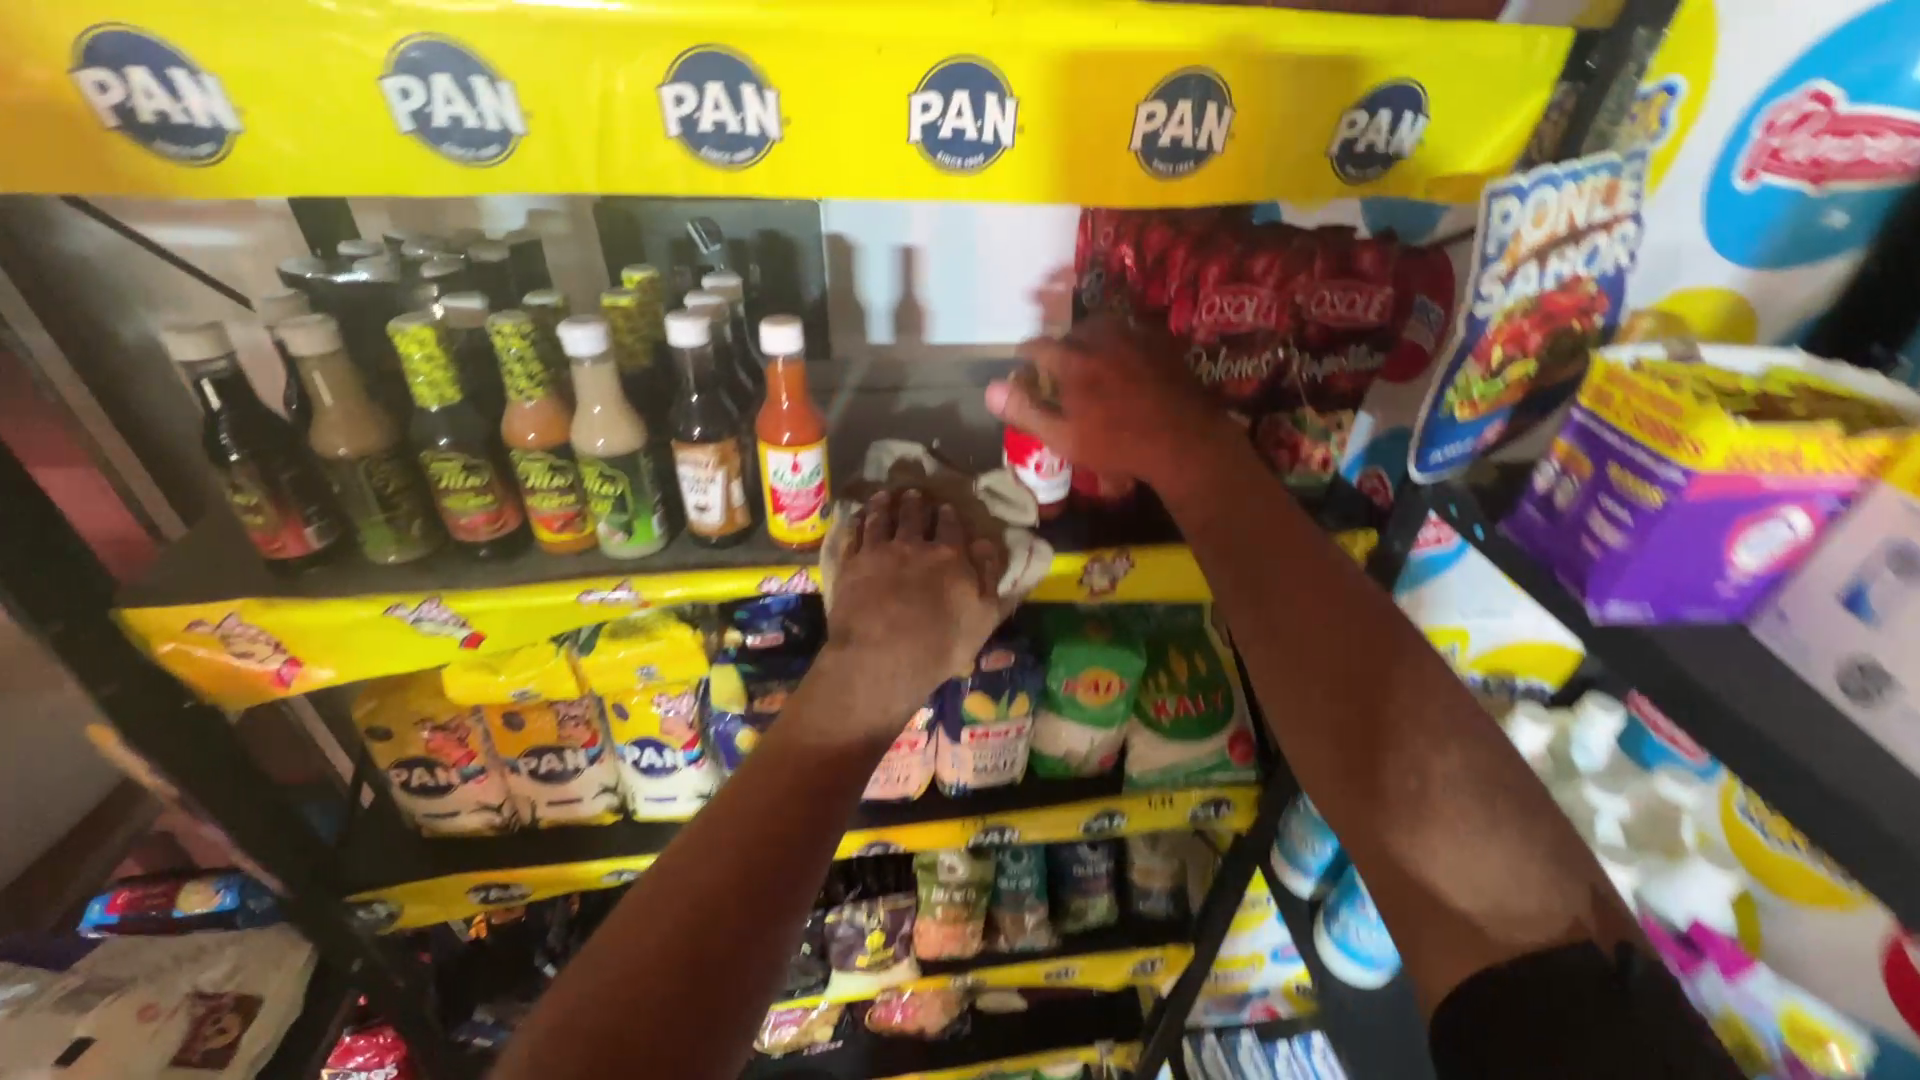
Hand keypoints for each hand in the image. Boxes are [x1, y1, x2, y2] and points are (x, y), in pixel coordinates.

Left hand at [822, 489, 1003, 727]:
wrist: (882, 657)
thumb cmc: (940, 645)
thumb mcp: (983, 617)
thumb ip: (989, 578)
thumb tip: (988, 544)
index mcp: (950, 557)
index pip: (951, 527)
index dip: (949, 516)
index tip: (946, 507)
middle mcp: (914, 545)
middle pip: (914, 517)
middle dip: (915, 503)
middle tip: (913, 493)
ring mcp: (879, 552)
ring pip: (882, 518)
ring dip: (884, 504)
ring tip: (884, 495)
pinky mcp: (852, 564)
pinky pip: (855, 534)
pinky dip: (858, 521)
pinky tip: (858, 517)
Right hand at [985, 313, 1239, 495]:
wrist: (1182, 440)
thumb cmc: (1117, 445)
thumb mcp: (1063, 438)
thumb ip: (1025, 411)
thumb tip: (989, 389)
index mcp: (1070, 361)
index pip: (1036, 346)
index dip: (1026, 355)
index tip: (1024, 364)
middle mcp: (1098, 338)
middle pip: (1069, 332)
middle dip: (1061, 347)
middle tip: (1061, 368)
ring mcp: (1132, 335)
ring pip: (1101, 326)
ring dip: (1091, 339)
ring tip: (1092, 360)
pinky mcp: (1159, 340)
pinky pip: (1131, 331)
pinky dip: (1121, 342)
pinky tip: (1126, 362)